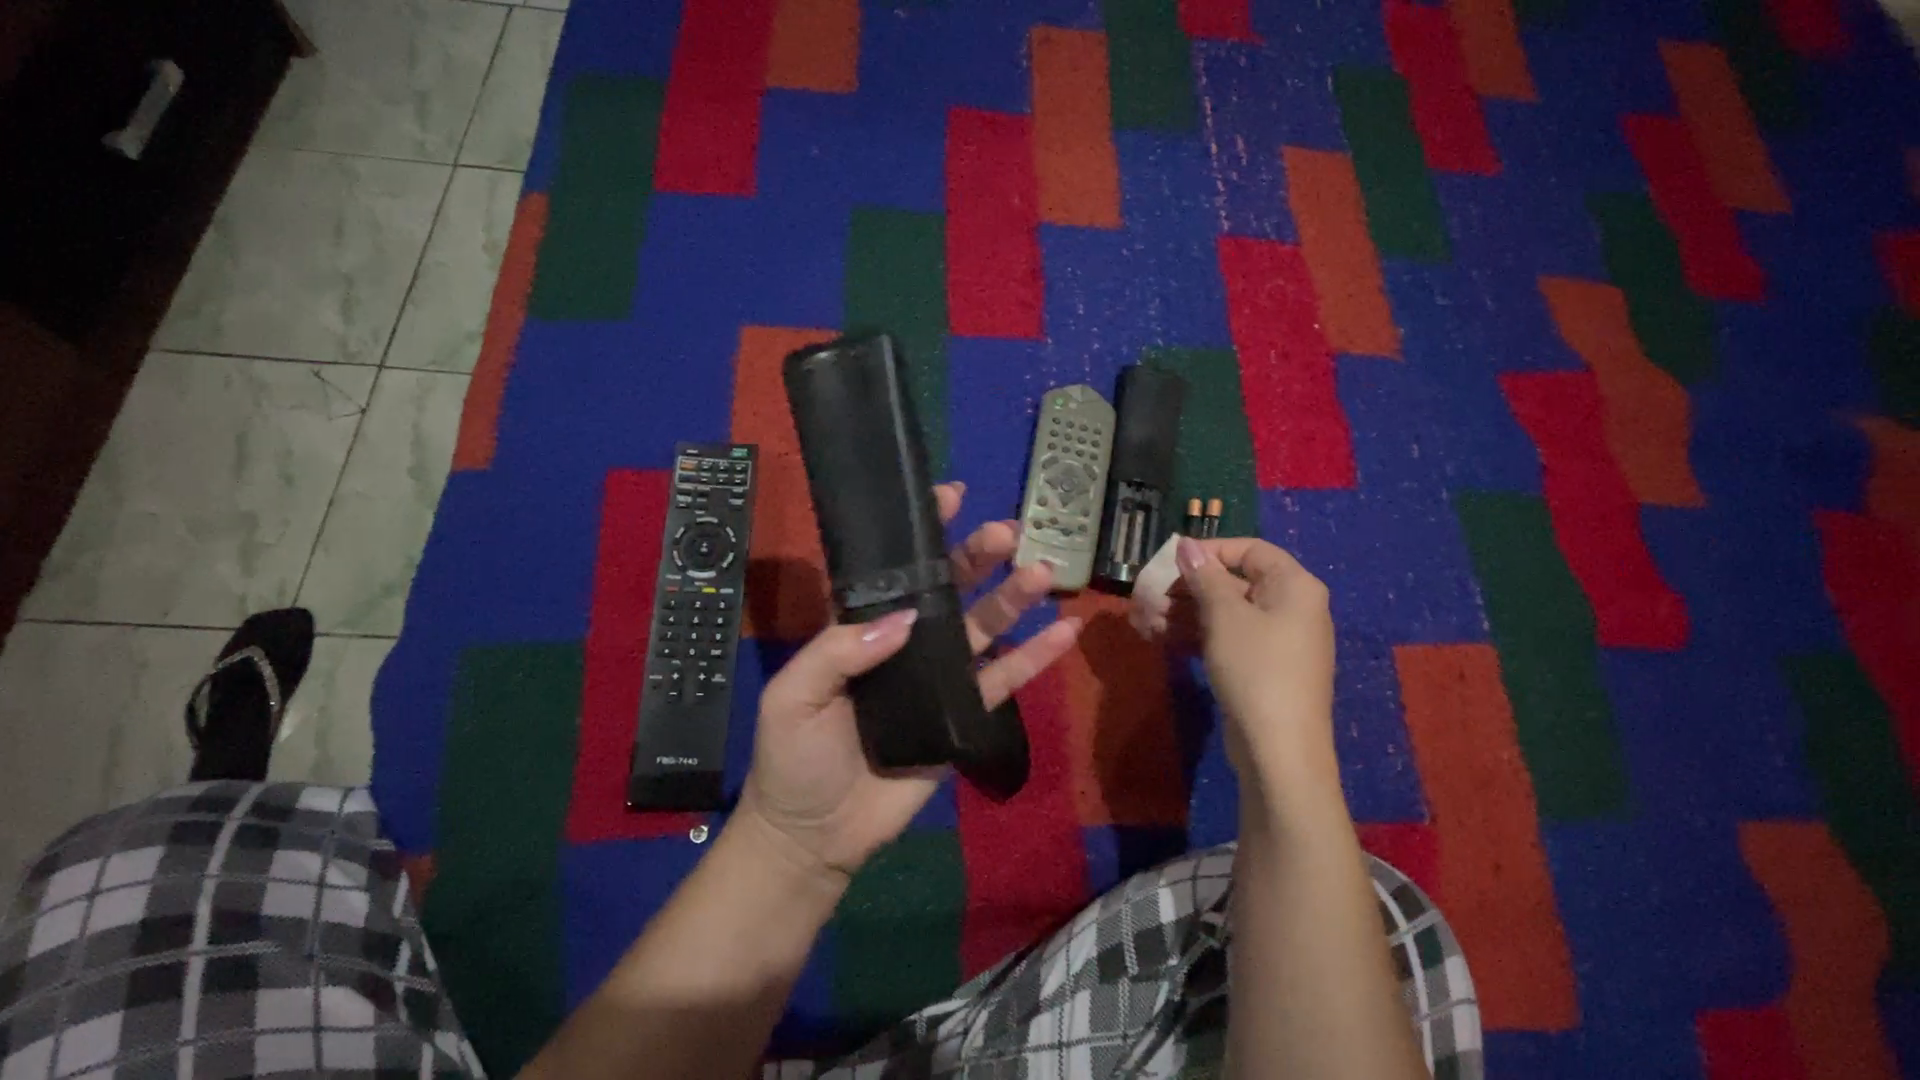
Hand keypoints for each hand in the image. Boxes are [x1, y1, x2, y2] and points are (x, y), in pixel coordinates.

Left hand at [734, 483, 1081, 882]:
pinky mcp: (962, 717)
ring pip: (982, 628)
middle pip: (947, 591)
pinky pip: (1002, 682)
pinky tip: (1064, 632)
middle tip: (1008, 533)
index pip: (892, 571)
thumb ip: (840, 651)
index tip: (951, 496)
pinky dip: (1034, 657)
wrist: (816, 833)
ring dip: (1013, 599)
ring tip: (1044, 571)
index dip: (921, 532)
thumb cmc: (794, 758)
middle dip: (977, 557)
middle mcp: (903, 645)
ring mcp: (937, 679)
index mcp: (858, 630)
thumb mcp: (795, 696)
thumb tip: (908, 618)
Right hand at [1171, 537, 1336, 788]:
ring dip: (1183, 613)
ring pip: (1225, 613)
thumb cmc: (1256, 669)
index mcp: (1295, 585)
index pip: (1250, 549)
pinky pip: (1227, 639)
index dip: (1208, 552)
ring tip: (1144, 621)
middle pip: (1234, 582)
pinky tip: (1161, 638)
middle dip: (1187, 588)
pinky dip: (1196, 635)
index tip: (1168, 563)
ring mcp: (1278, 640)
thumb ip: (1204, 576)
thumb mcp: (1225, 616)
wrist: (1280, 749)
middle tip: (1147, 597)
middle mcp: (1292, 607)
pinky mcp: (1262, 668)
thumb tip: (1187, 545)